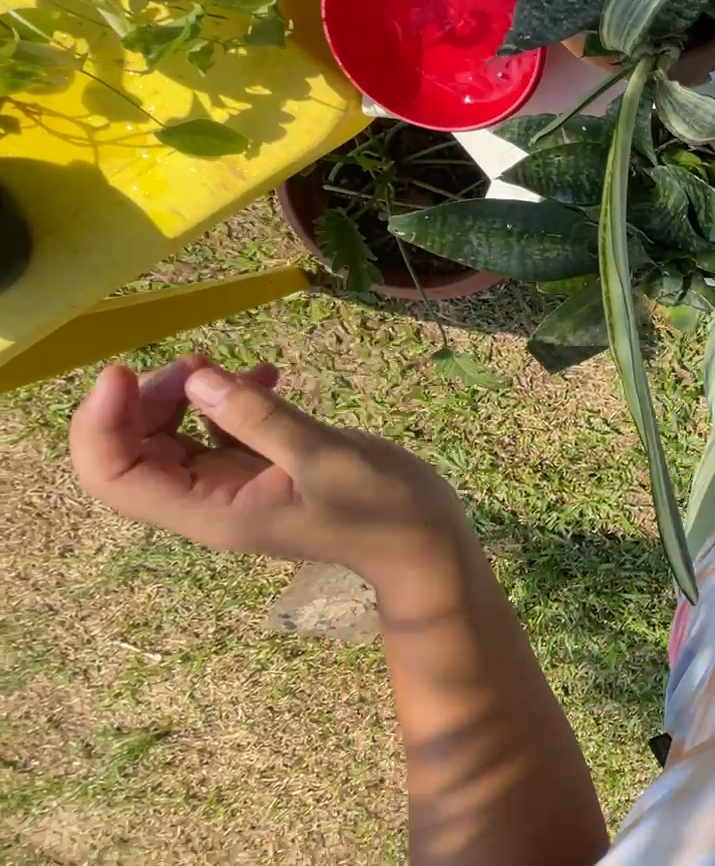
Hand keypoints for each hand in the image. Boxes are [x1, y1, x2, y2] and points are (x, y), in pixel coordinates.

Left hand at [69, 354, 473, 588]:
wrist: (426, 540)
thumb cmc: (382, 507)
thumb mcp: (327, 458)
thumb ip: (262, 420)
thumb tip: (198, 380)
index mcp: (211, 510)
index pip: (115, 473)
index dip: (101, 423)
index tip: (125, 373)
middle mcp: (210, 501)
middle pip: (139, 452)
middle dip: (150, 402)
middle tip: (199, 361)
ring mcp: (239, 487)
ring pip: (179, 440)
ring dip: (189, 398)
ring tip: (227, 364)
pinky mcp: (270, 473)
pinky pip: (226, 435)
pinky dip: (232, 403)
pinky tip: (264, 377)